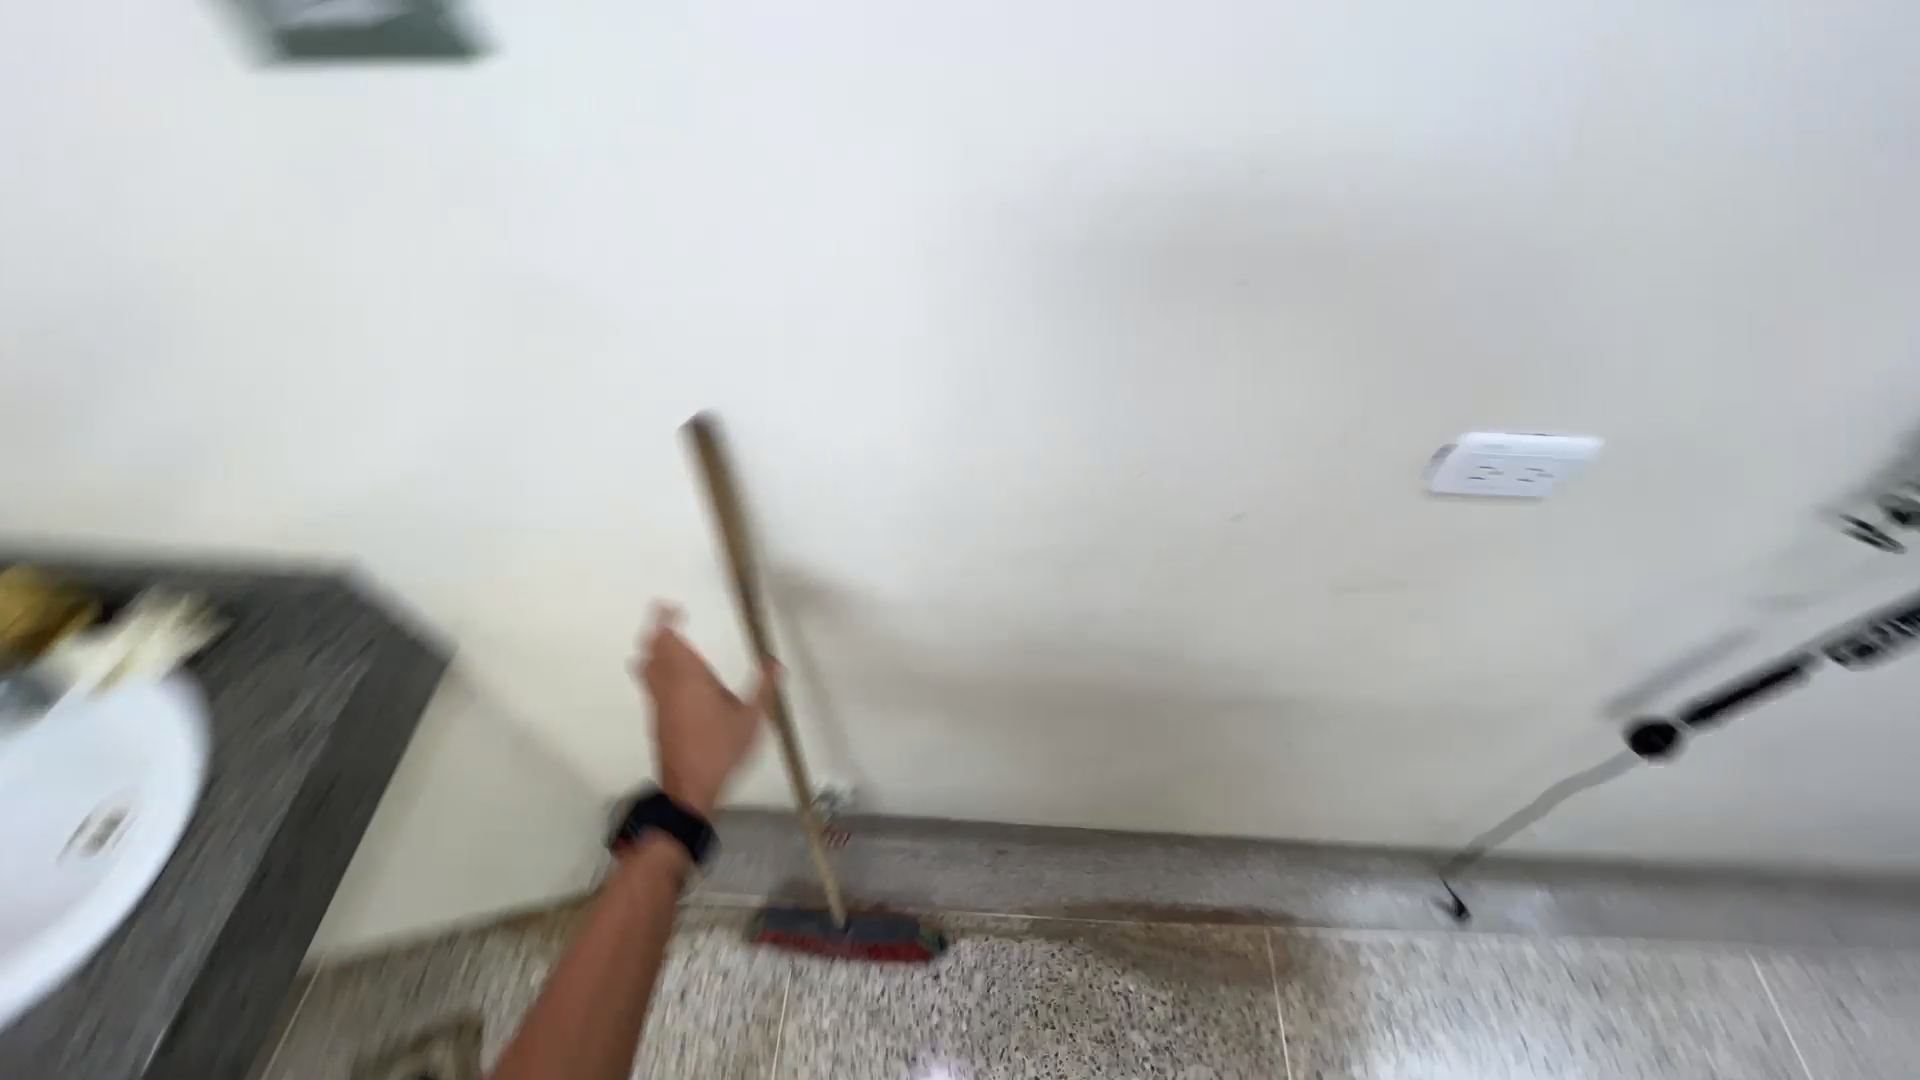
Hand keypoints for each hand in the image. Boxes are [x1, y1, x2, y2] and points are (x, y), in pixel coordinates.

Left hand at [632, 605, 774, 817]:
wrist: (689, 787)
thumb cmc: (720, 749)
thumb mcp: (752, 720)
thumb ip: (763, 688)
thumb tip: (774, 661)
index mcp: (690, 679)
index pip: (669, 640)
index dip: (665, 620)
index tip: (673, 607)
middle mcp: (668, 685)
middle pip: (652, 649)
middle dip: (657, 629)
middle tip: (670, 616)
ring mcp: (659, 701)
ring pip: (646, 665)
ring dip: (653, 647)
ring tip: (668, 638)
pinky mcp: (656, 715)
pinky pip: (649, 680)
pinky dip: (654, 666)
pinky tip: (671, 673)